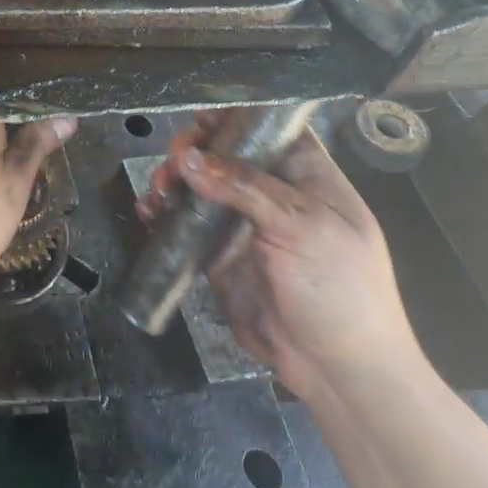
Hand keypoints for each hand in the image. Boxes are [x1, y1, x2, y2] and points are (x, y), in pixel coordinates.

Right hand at [140, 116, 421, 402]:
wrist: (337, 370)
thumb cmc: (339, 289)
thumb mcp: (301, 226)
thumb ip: (244, 187)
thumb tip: (188, 158)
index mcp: (309, 178)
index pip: (272, 129)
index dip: (236, 117)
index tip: (200, 118)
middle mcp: (274, 194)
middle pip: (225, 154)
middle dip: (193, 151)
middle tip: (173, 164)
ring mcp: (245, 226)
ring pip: (200, 187)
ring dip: (173, 181)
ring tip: (157, 192)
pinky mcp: (220, 257)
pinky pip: (186, 226)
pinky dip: (164, 215)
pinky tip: (147, 212)